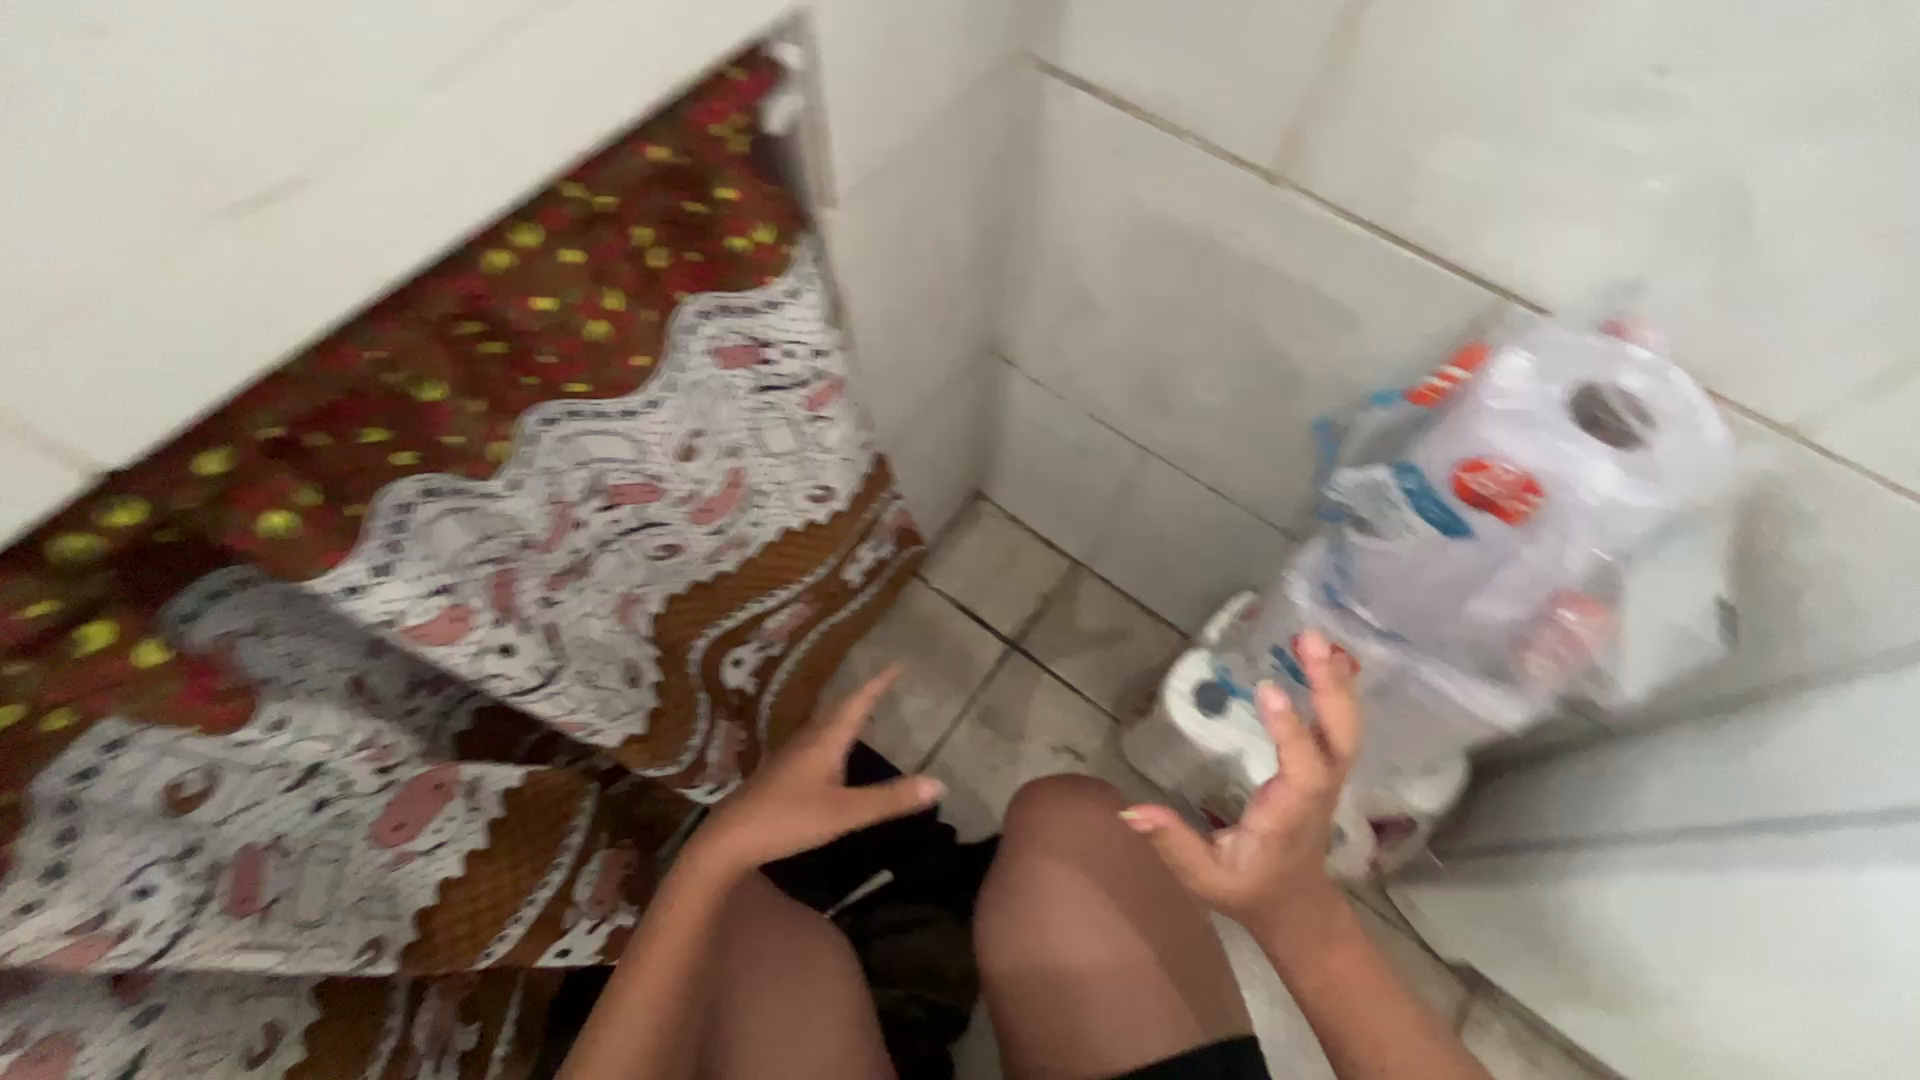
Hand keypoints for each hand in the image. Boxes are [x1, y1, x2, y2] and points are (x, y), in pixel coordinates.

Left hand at [685, 665, 944, 878]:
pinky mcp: (780, 775)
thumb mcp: (845, 813)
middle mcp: (807, 740)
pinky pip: (815, 744)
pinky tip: (833, 755)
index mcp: (825, 741)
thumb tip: (939, 783)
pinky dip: (833, 738)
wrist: (728, 840)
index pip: (857, 703)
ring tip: (865, 715)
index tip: (898, 664)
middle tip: (885, 686)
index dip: (878, 684)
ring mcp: (790, 757)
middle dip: (863, 697)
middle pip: (839, 710)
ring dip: (846, 717)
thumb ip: (890, 799)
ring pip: (824, 727)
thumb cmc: (788, 819)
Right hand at [1120, 630, 1361, 939]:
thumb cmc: (1248, 889)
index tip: (1268, 689)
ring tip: (1316, 636)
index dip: (1291, 731)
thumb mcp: (1205, 877)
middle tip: (1312, 640)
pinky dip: (1338, 688)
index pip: (1303, 770)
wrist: (1297, 905)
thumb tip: (1130, 811)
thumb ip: (1172, 844)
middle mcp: (1317, 791)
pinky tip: (1328, 656)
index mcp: (1290, 814)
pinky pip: (1340, 725)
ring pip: (1347, 726)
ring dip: (1335, 680)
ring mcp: (1328, 778)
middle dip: (1330, 688)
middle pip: (1341, 737)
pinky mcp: (1324, 768)